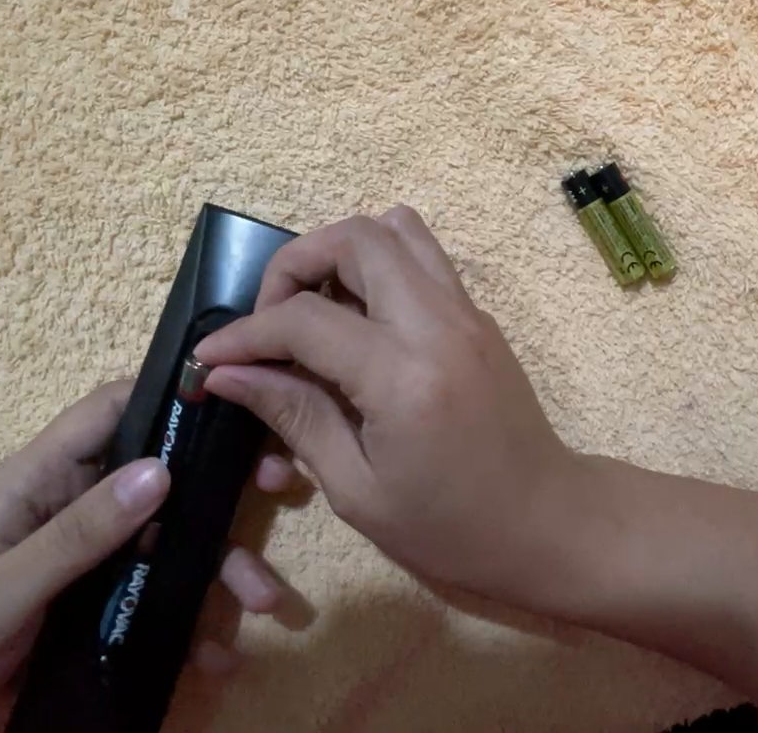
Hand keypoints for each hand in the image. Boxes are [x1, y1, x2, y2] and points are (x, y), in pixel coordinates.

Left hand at [0, 381, 299, 732]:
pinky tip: (221, 655)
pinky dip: (193, 624)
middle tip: (284, 486)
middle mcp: (72, 512)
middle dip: (222, 486)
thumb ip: (75, 537)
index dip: (170, 394)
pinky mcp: (96, 615)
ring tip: (262, 603)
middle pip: (161, 478)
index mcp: (37, 484)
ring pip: (170, 544)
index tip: (238, 396)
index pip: (110, 412)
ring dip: (220, 568)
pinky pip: (156, 603)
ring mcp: (87, 566)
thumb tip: (162, 469)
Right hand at [195, 207, 585, 602]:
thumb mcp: (357, 488)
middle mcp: (439, 322)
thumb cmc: (450, 527)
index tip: (212, 358)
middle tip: (271, 319)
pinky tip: (358, 319)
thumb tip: (229, 373)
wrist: (545, 520)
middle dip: (296, 264)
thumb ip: (295, 415)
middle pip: (357, 237)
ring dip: (342, 251)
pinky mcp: (477, 314)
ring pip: (398, 229)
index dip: (246, 333)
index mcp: (405, 375)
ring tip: (314, 306)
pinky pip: (423, 256)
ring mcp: (467, 309)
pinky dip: (379, 264)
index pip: (306, 319)